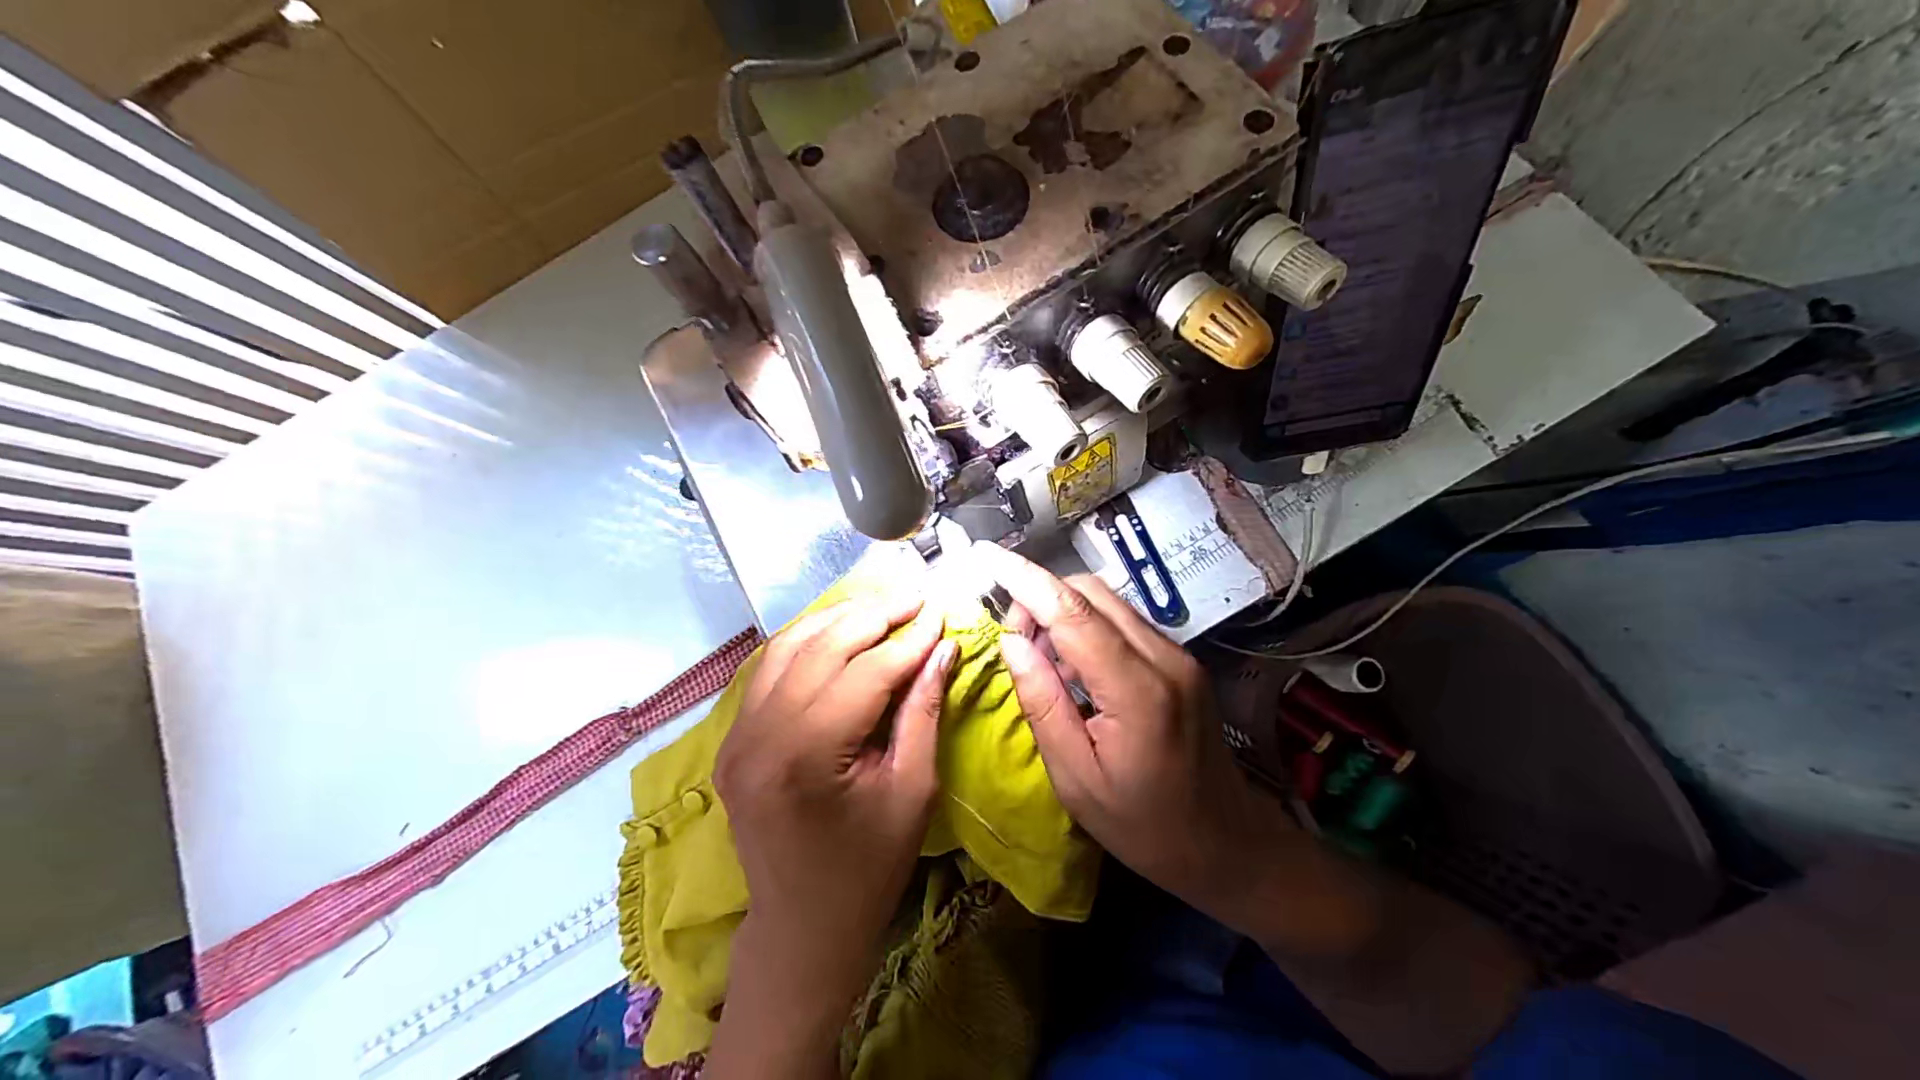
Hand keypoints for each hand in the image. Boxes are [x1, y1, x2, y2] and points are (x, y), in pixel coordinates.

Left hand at [714, 590, 953, 1002]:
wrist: (801, 926)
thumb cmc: (868, 869)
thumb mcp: (911, 792)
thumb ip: (921, 712)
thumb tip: (942, 649)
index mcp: (806, 756)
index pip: (865, 673)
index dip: (908, 641)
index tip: (941, 615)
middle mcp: (759, 735)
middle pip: (822, 649)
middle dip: (873, 617)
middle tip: (915, 598)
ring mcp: (736, 735)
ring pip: (787, 649)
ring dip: (836, 621)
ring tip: (881, 607)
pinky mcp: (733, 739)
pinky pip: (768, 671)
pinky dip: (805, 644)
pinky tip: (837, 633)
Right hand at [978, 545, 1285, 933]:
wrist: (1228, 845)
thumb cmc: (1145, 827)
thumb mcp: (1076, 778)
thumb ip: (1042, 703)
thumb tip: (1011, 641)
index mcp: (1137, 691)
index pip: (1072, 612)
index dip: (1024, 578)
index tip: (985, 554)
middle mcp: (1165, 658)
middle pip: (1091, 592)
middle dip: (1040, 597)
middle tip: (1013, 640)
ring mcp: (1178, 656)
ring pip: (1107, 602)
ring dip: (1063, 611)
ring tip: (1039, 657)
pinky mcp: (1180, 661)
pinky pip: (1123, 623)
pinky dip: (1087, 628)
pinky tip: (1072, 668)